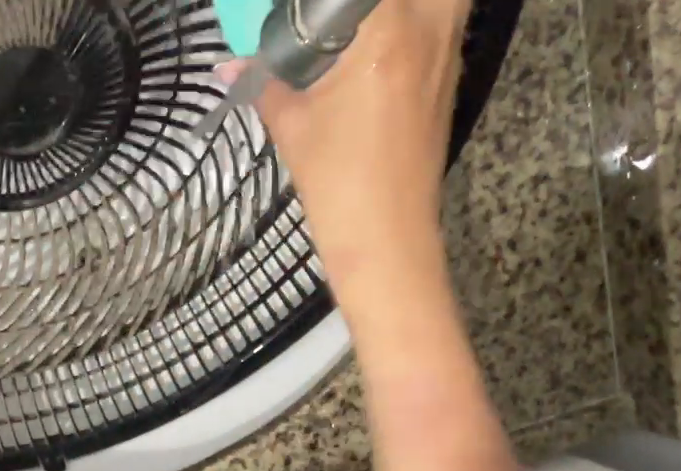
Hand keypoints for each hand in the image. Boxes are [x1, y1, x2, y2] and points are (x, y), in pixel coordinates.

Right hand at [236, 0, 471, 278]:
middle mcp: (432, 24)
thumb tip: (228, 67)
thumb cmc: (337, 183)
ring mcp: (450, 49)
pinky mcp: (452, 75)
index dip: (319, 7)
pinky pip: (442, 19)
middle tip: (336, 20)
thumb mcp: (292, 128)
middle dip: (362, 6)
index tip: (298, 20)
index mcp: (389, 29)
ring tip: (355, 32)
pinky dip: (415, 19)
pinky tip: (377, 49)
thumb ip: (264, 83)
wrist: (385, 238)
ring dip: (397, 9)